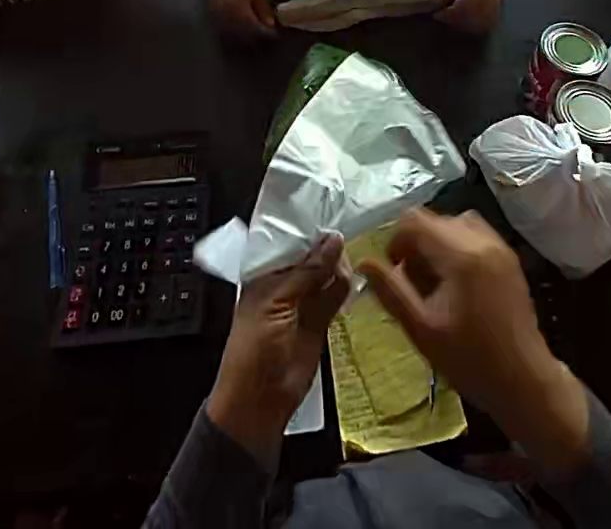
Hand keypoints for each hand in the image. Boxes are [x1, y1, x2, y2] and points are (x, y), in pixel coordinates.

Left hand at [208, 234, 351, 466]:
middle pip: (311, 256)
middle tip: (345, 235)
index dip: (307, 229)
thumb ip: (308, 272)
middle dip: (326, 246)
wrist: (260, 401)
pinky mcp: (321, 321)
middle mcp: (285, 283)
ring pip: (326, 274)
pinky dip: (345, 287)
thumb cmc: (255, 347)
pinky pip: (335, 296)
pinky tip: (355, 276)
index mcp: (264, 273)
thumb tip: (334, 239)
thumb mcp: (277, 302)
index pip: (288, 243)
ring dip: (338, 266)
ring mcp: (304, 302)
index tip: (331, 208)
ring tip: (351, 257)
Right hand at [357, 210, 590, 472]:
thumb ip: (391, 290)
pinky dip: (457, 245)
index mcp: (460, 255)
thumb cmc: (470, 360)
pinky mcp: (509, 257)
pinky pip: (474, 233)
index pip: (414, 220)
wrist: (526, 383)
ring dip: (436, 242)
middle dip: (415, 243)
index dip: (396, 241)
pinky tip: (456, 280)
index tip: (395, 272)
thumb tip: (364, 262)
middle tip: (414, 282)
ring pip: (453, 223)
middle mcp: (481, 240)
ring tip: (434, 279)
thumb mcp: (422, 329)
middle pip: (434, 219)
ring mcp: (499, 247)